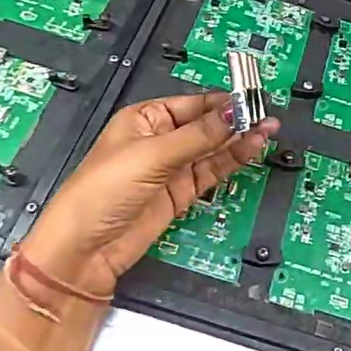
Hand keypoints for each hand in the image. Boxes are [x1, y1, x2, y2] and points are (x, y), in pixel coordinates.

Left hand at [21, 93, 277, 294]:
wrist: (84, 251)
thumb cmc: (99, 192)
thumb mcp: (151, 156)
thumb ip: (197, 135)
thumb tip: (231, 112)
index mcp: (145, 118)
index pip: (193, 103)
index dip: (222, 101)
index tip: (250, 98)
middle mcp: (161, 139)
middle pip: (206, 124)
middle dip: (235, 119)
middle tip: (265, 113)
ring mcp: (172, 167)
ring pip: (213, 147)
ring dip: (240, 139)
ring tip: (267, 129)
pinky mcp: (180, 192)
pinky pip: (212, 170)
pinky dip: (232, 160)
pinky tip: (250, 148)